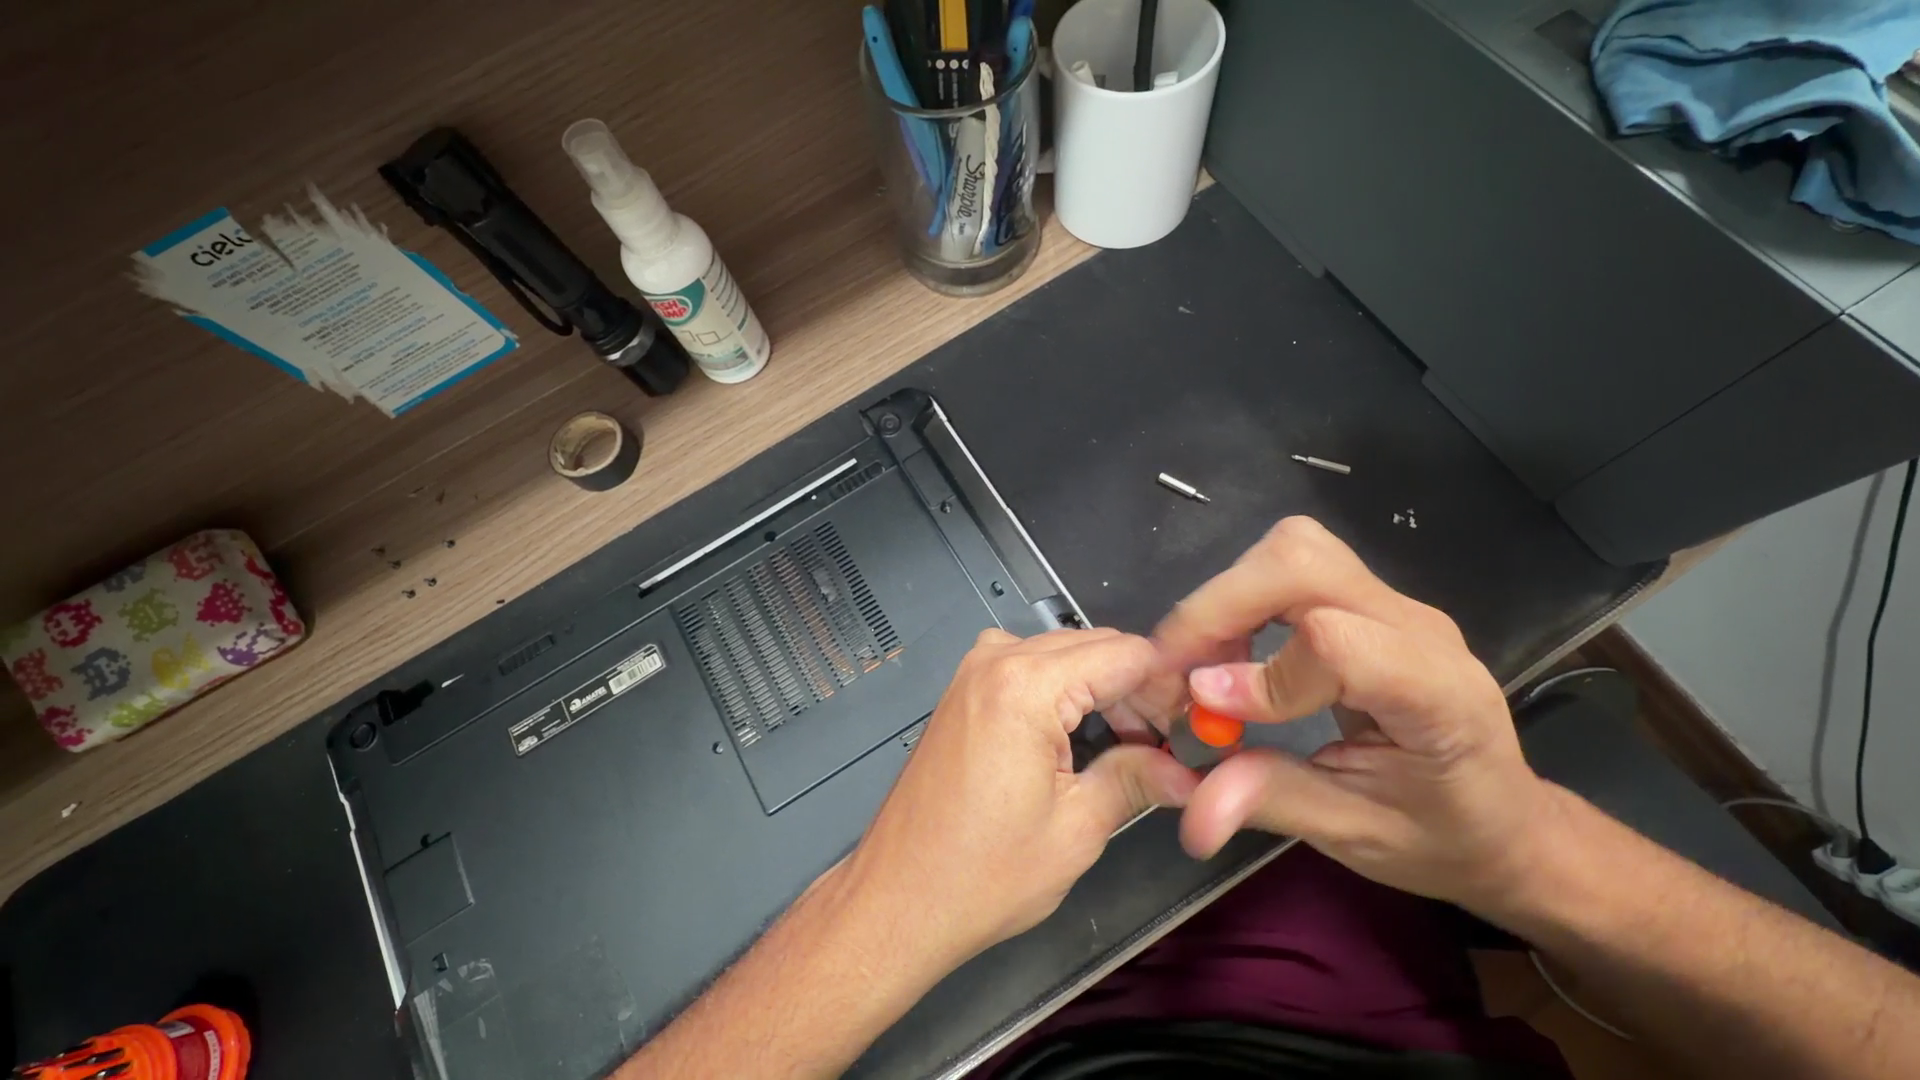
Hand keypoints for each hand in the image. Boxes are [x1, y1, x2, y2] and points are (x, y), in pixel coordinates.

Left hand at [845, 627, 1198, 964]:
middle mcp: (996, 661)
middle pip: (1095, 646)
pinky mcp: (964, 693)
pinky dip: (1065, 692)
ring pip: (1064, 655)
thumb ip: (1136, 779)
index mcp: (1026, 684)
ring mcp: (973, 673)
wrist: (899, 898)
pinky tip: (1082, 736)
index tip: (1195, 723)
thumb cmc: (979, 873)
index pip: (1126, 653)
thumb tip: (1184, 770)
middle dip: (1139, 688)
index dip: (1170, 685)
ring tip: (1132, 745)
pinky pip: (1030, 669)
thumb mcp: (1077, 828)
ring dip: (1104, 689)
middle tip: (1170, 742)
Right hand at [1126, 517, 1558, 908]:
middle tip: (1176, 672)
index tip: (1205, 715)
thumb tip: (1188, 808)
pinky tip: (1226, 655)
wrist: (1504, 819)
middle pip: (1301, 562)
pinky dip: (1237, 601)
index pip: (1337, 641)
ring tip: (1199, 664)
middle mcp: (1415, 626)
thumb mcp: (1357, 836)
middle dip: (1217, 609)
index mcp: (1437, 694)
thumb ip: (1271, 801)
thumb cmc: (1443, 837)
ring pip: (1290, 551)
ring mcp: (1389, 604)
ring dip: (1223, 600)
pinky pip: (1288, 569)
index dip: (1259, 674)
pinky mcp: (1362, 600)